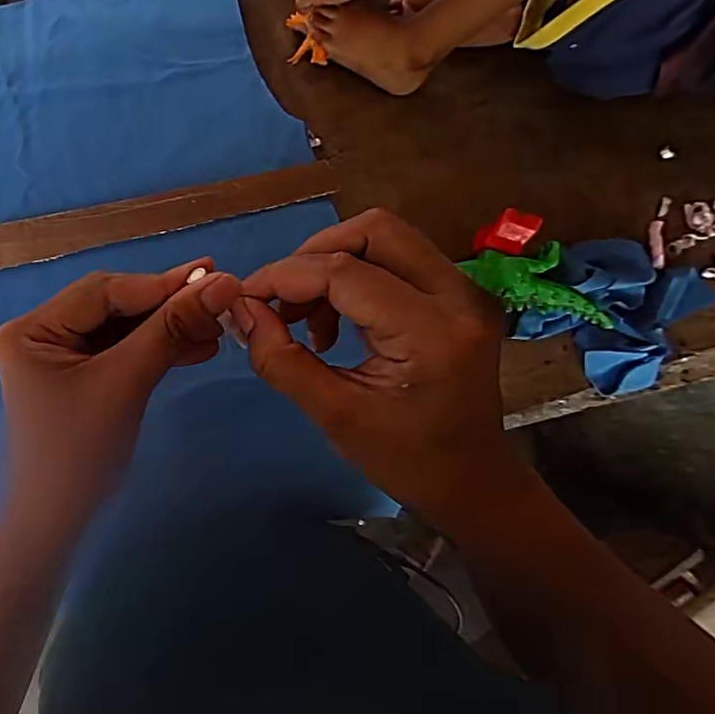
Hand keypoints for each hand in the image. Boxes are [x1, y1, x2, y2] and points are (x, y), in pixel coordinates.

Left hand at [0, 261, 242, 514]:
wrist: (56, 522)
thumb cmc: (79, 454)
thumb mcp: (125, 382)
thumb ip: (170, 329)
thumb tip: (223, 283)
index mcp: (32, 329)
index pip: (103, 291)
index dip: (161, 284)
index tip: (215, 276)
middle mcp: (41, 334)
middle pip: (114, 306)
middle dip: (167, 305)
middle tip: (221, 296)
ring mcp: (60, 355)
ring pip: (123, 328)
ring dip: (168, 327)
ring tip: (217, 326)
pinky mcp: (80, 376)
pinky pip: (123, 352)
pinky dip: (157, 349)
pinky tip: (198, 346)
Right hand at [231, 208, 513, 511]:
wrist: (473, 481)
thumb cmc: (405, 459)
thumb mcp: (333, 415)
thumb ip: (280, 358)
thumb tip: (241, 311)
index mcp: (431, 333)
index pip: (344, 273)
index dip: (284, 277)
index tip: (246, 299)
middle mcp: (457, 297)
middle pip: (373, 231)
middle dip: (312, 257)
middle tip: (280, 301)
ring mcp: (463, 291)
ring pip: (384, 238)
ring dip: (331, 264)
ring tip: (305, 318)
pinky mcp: (457, 295)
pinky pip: (394, 259)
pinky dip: (352, 276)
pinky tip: (333, 321)